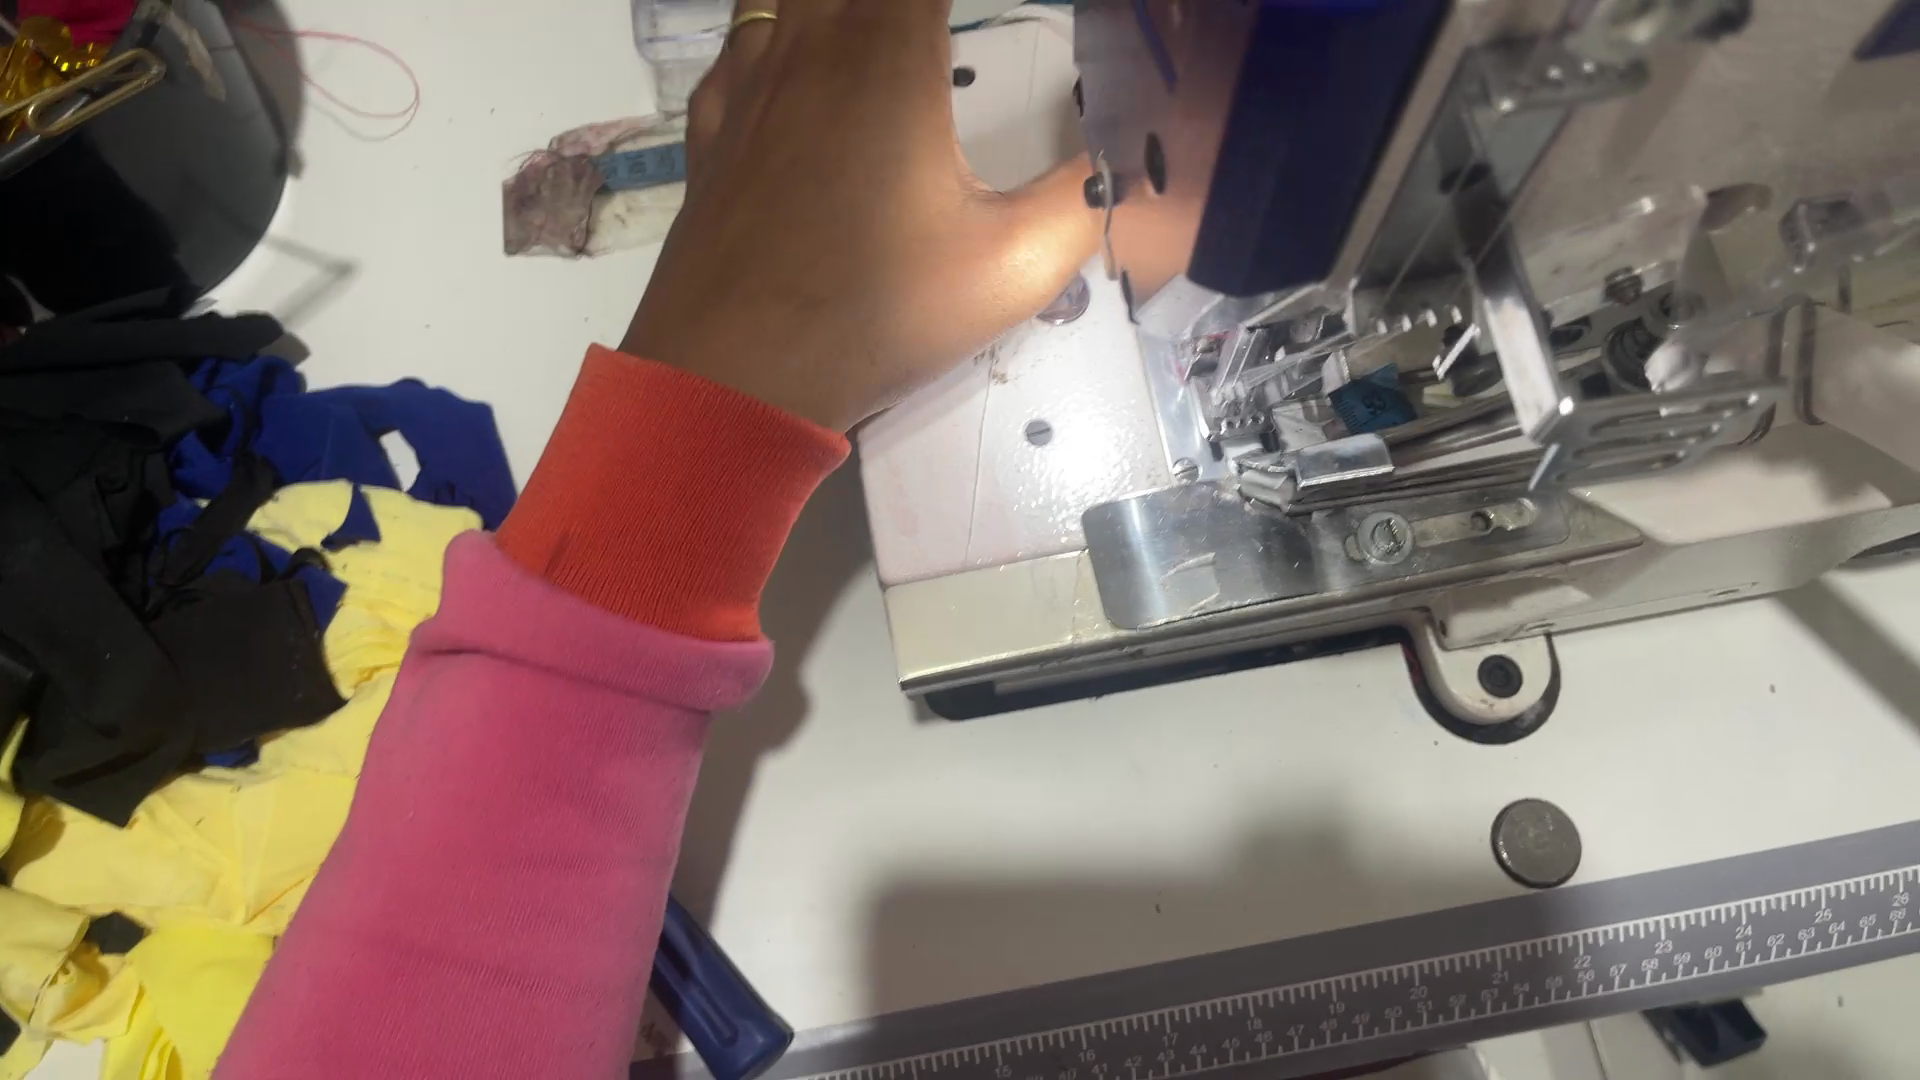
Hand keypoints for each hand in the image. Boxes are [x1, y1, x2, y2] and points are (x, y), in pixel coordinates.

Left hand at [621, 0, 1099, 431]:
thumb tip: (1120, 162)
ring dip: (844, 10)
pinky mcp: (711, 128)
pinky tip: (803, 72)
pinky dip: (784, 34)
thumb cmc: (877, 318)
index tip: (999, 24)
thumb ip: (1080, 202)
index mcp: (887, 54)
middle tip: (937, 44)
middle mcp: (810, 41)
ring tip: (881, 39)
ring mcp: (747, 81)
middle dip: (904, 8)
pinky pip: (745, 41)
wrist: (738, 377)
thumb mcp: (1009, 271)